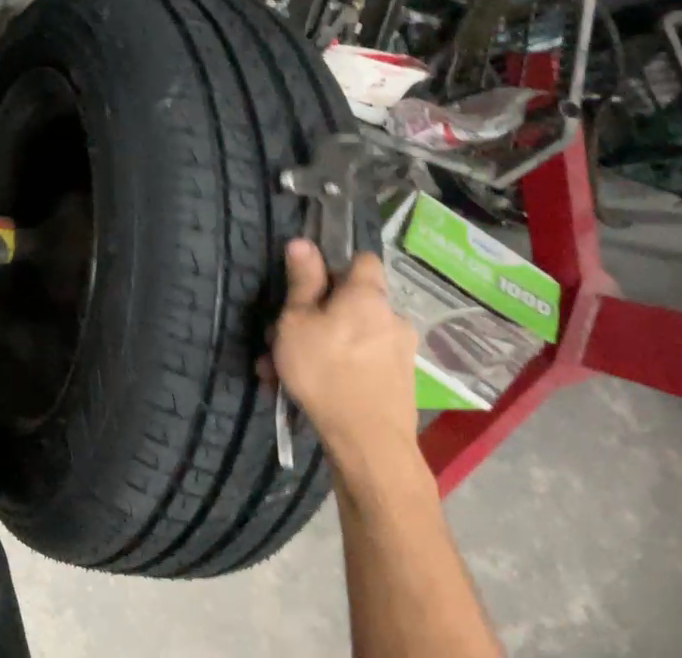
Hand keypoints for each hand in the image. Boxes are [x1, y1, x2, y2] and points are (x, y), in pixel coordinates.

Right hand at [268, 239, 420, 481]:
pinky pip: (361, 359)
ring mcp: (400, 350)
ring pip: (351, 334)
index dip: (334, 265)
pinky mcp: (400, 379)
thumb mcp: (296, 321)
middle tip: (281, 336)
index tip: (307, 283)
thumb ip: (302, 282)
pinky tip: (307, 385)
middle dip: (315, 314)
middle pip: (351, 302)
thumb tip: (303, 243)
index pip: (362, 260)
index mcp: (367, 297)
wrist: (368, 439)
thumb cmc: (324, 370)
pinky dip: (335, 365)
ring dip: (318, 344)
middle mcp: (392, 317)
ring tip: (283, 369)